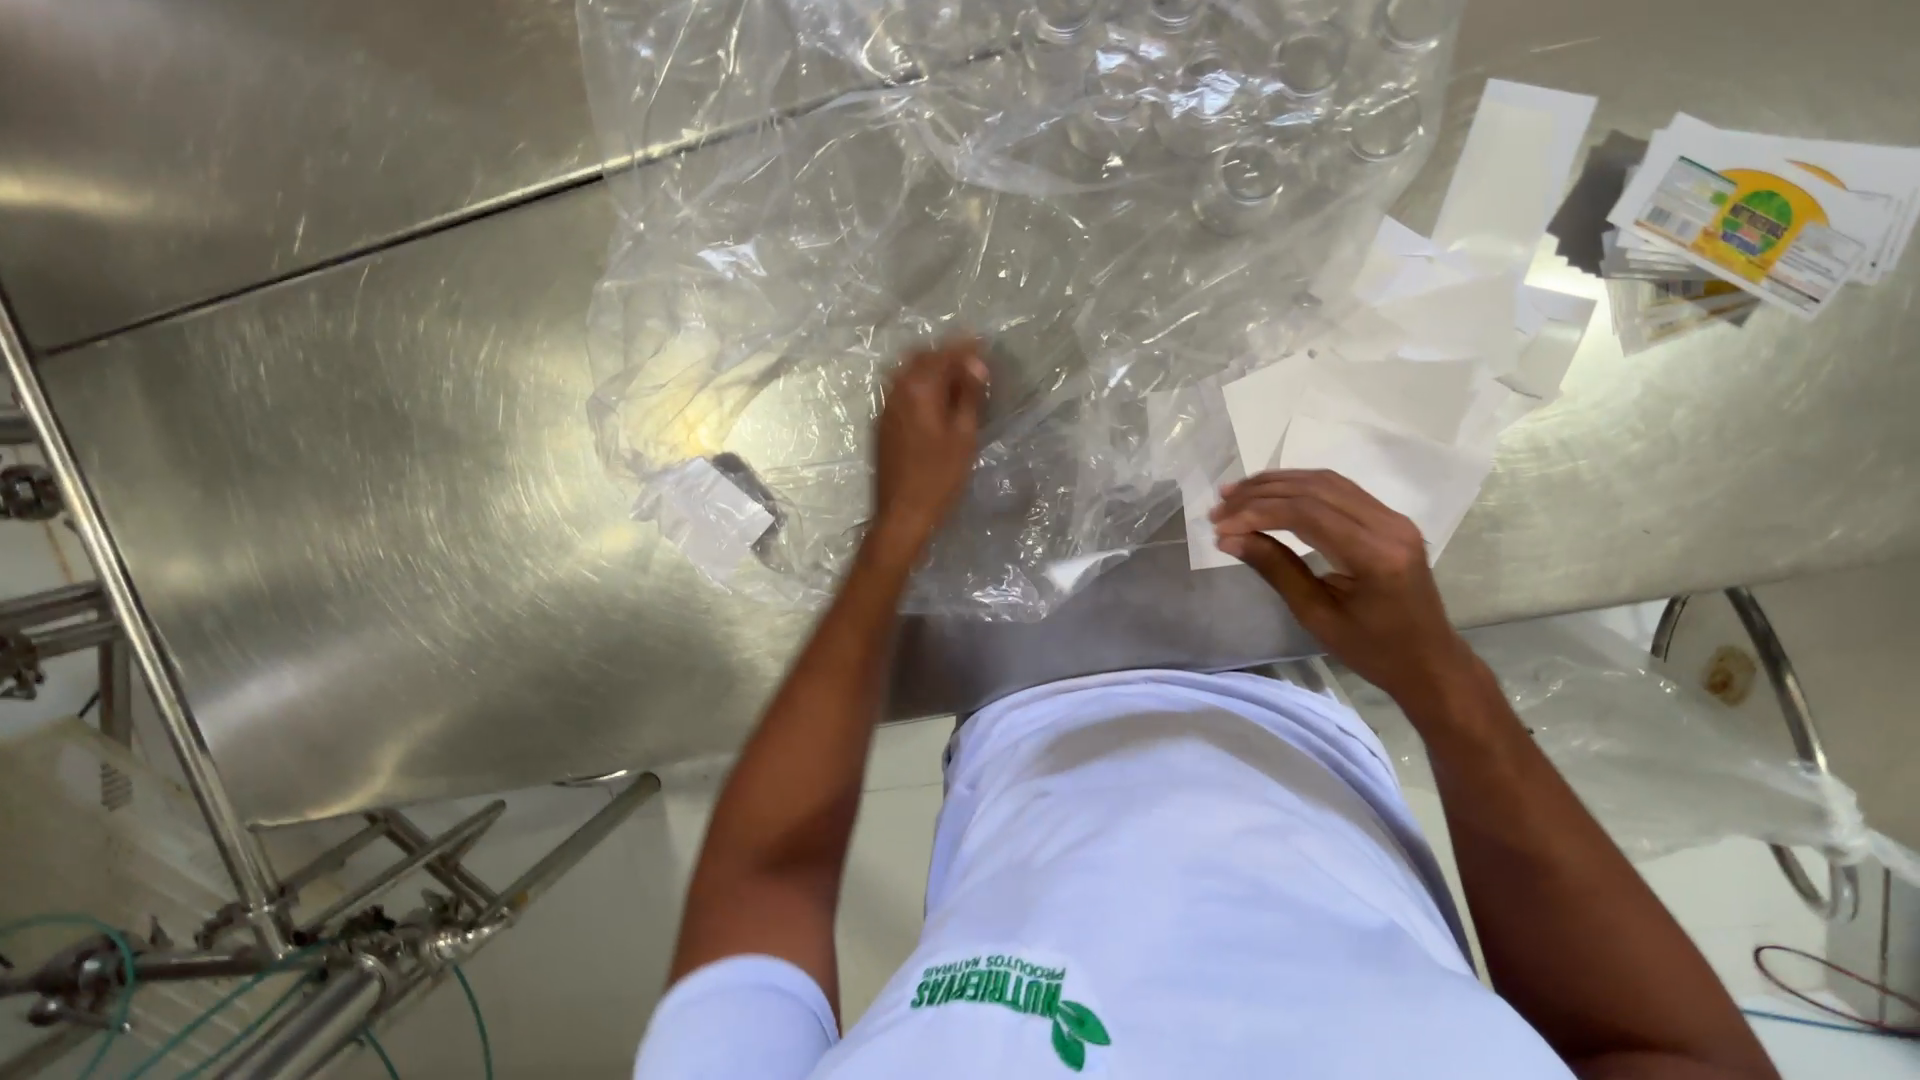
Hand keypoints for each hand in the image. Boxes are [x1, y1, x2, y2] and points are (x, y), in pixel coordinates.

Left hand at [868, 338, 988, 562]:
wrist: (902, 512)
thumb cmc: (939, 477)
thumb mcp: (963, 435)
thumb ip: (968, 396)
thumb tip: (974, 364)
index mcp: (918, 390)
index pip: (943, 355)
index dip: (964, 348)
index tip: (982, 343)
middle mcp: (896, 391)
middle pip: (921, 358)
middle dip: (945, 353)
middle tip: (970, 359)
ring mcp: (886, 408)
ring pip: (907, 373)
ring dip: (930, 368)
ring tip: (955, 376)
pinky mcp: (883, 424)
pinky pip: (900, 390)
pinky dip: (919, 384)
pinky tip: (935, 398)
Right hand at [1211, 469, 1478, 704]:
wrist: (1429, 661)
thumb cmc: (1372, 650)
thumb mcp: (1316, 615)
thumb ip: (1276, 569)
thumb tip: (1230, 539)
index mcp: (1374, 555)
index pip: (1305, 513)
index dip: (1256, 513)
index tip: (1220, 526)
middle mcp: (1388, 525)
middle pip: (1315, 490)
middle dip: (1260, 494)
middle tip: (1219, 506)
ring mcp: (1393, 518)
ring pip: (1326, 482)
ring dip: (1277, 484)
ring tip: (1236, 494)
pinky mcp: (1390, 520)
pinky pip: (1340, 490)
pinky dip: (1300, 488)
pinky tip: (1272, 495)